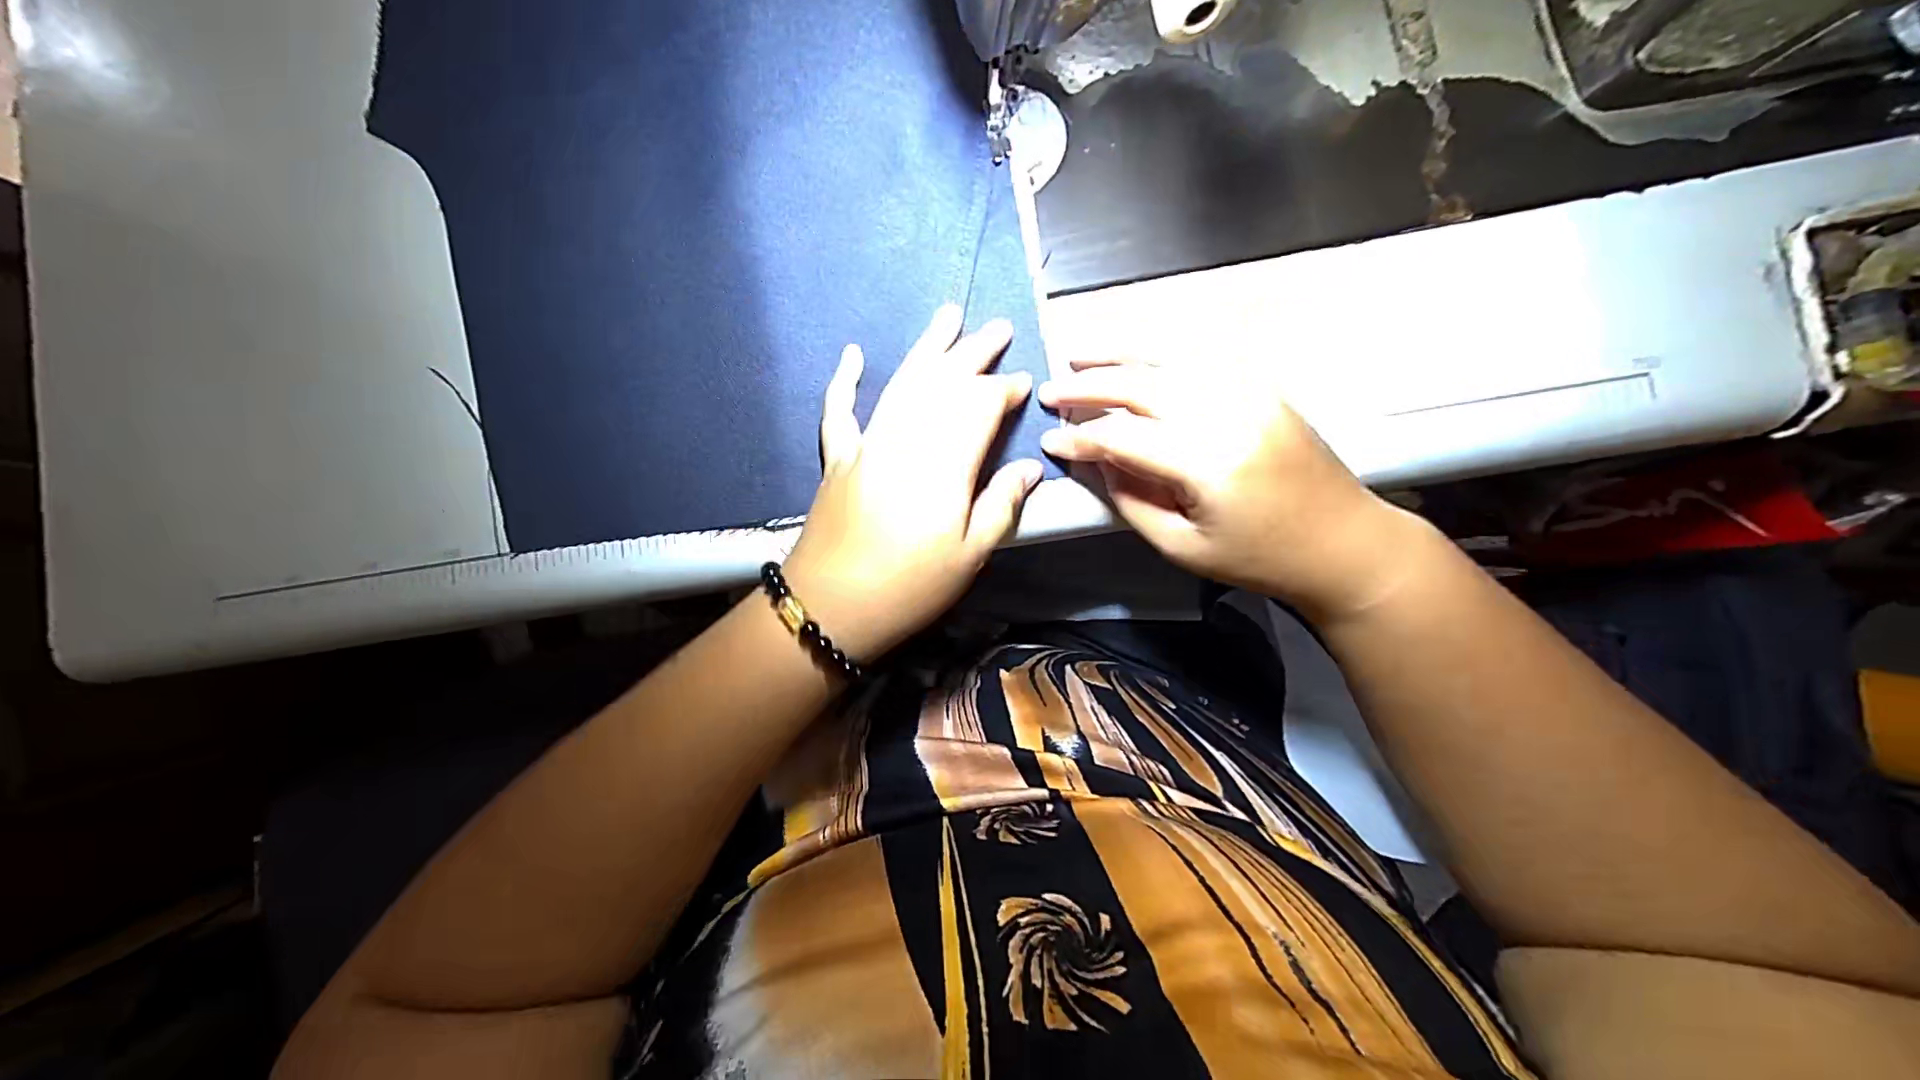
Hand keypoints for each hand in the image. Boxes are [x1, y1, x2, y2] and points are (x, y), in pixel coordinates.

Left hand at [783, 305, 1043, 661]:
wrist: (831, 605)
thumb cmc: (910, 586)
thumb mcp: (970, 555)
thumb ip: (1000, 505)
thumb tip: (1029, 469)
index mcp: (945, 464)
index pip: (980, 407)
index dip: (1003, 389)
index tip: (1023, 381)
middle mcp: (907, 440)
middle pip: (944, 383)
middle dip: (973, 353)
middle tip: (998, 327)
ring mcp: (868, 445)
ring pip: (901, 384)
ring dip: (926, 349)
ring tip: (947, 316)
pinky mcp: (838, 458)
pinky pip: (839, 410)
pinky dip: (844, 381)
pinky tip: (853, 356)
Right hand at [1038, 355, 1430, 623]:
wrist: (1343, 543)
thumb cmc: (1260, 558)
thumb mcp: (1182, 546)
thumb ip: (1131, 500)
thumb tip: (1096, 460)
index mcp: (1208, 463)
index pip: (1123, 436)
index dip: (1081, 437)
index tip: (1051, 440)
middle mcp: (1228, 414)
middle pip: (1142, 384)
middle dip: (1090, 385)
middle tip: (1051, 389)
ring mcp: (1251, 393)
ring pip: (1171, 355)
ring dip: (1121, 350)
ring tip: (1081, 352)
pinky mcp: (1263, 388)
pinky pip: (1206, 353)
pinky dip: (1164, 346)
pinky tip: (1138, 348)